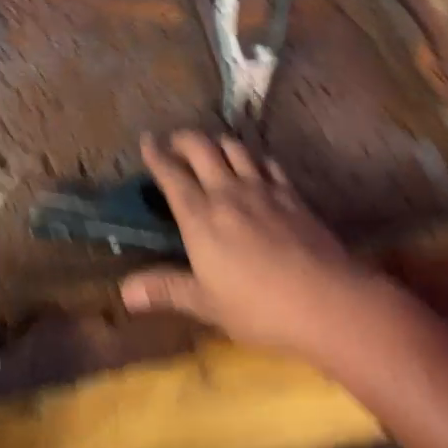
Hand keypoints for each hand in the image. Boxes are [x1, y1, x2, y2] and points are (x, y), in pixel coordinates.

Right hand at [120, 131, 387, 363]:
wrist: (324, 298)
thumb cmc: (257, 307)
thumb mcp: (206, 304)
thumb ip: (166, 290)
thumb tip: (124, 292)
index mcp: (200, 217)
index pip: (172, 176)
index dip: (156, 155)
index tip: (147, 140)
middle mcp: (228, 192)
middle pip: (202, 149)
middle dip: (185, 139)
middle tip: (175, 141)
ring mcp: (263, 189)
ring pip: (235, 148)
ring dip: (218, 142)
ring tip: (212, 148)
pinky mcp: (291, 194)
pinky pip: (268, 163)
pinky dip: (255, 159)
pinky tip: (256, 166)